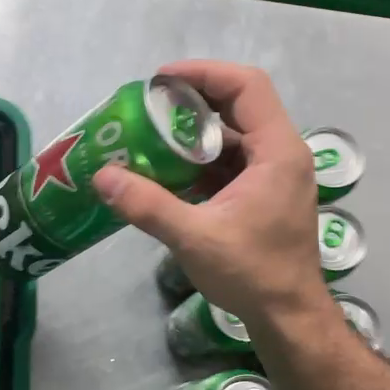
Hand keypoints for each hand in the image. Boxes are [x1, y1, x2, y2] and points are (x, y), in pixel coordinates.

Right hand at [93, 60, 331, 332]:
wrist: (288, 316)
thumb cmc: (252, 273)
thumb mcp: (194, 238)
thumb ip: (148, 204)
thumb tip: (102, 177)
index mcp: (277, 153)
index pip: (246, 86)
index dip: (204, 73)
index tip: (160, 80)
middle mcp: (282, 154)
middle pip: (239, 105)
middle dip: (192, 101)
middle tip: (148, 107)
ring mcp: (275, 175)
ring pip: (233, 134)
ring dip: (194, 132)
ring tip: (151, 136)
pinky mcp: (263, 194)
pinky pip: (231, 161)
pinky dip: (199, 159)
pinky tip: (167, 172)